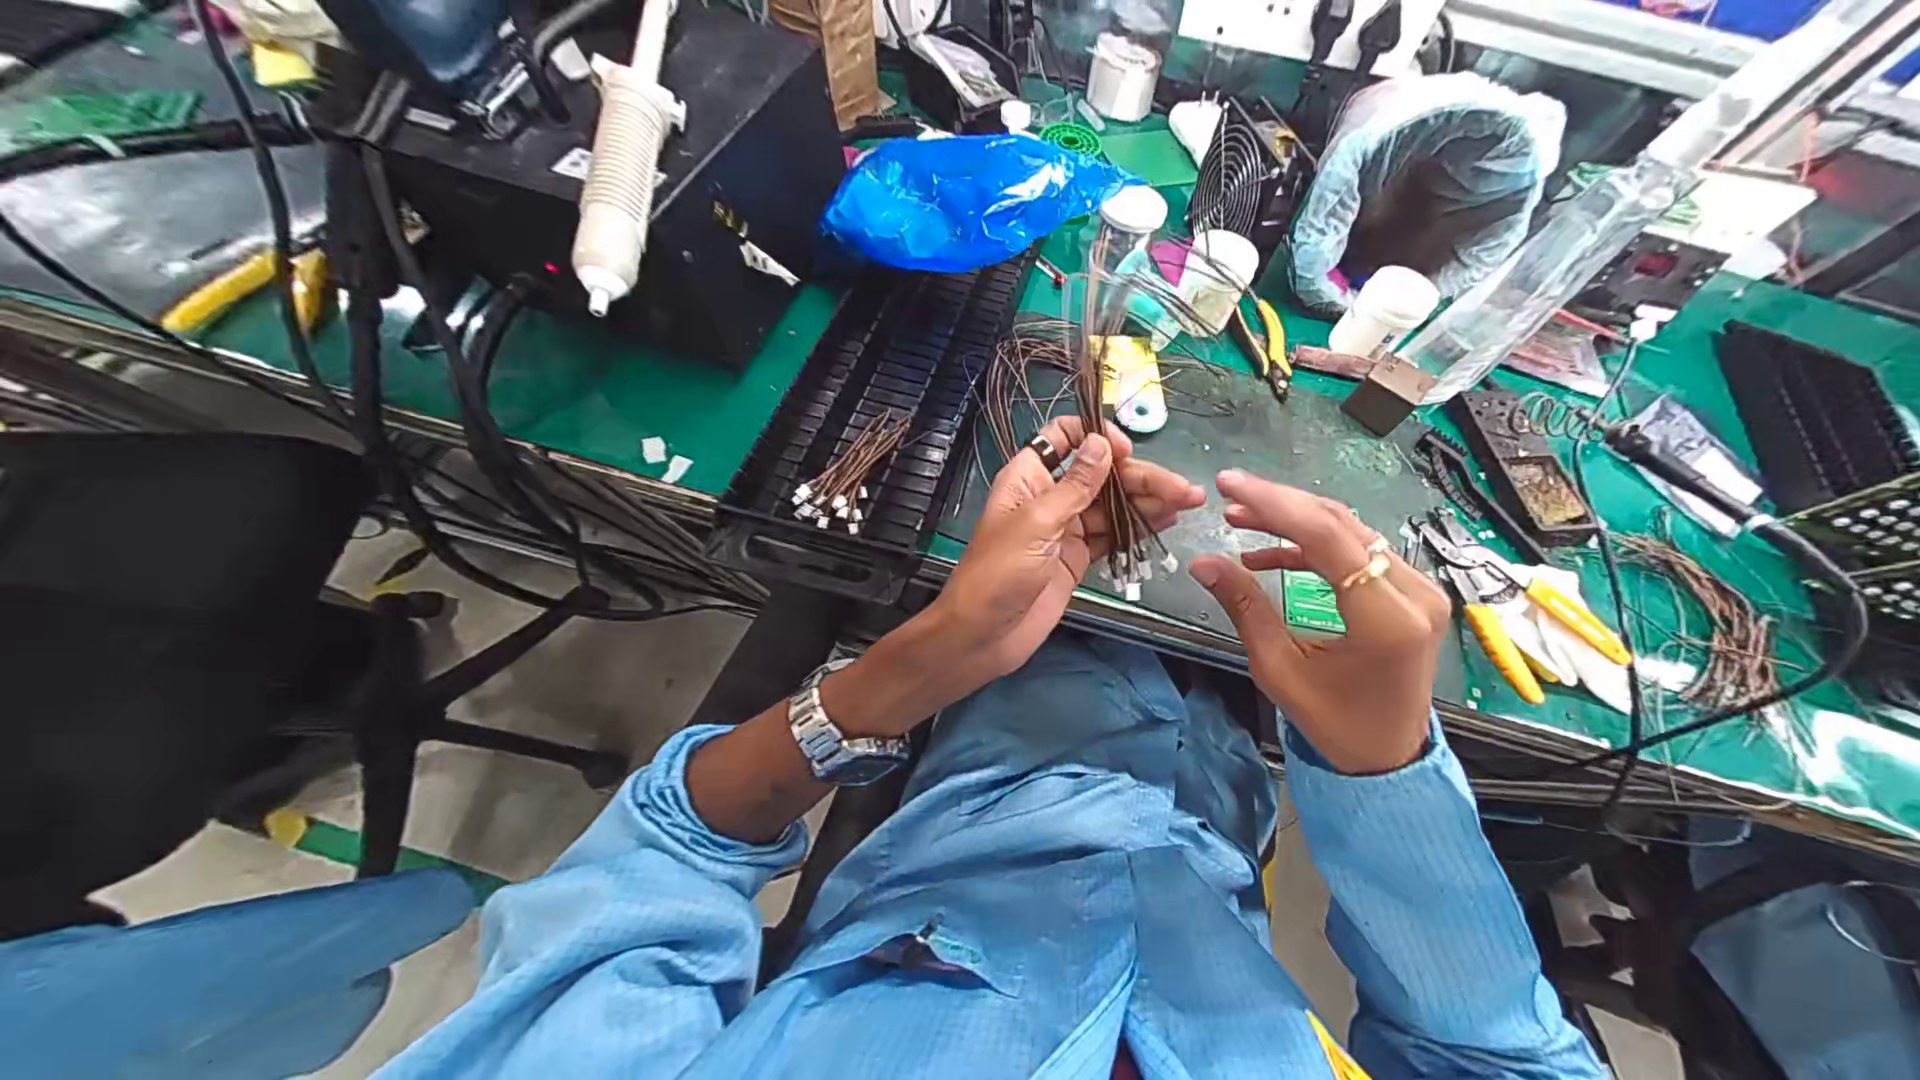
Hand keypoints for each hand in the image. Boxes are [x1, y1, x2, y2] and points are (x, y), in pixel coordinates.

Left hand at [935, 414, 1204, 678]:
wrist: (984, 634)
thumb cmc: (998, 574)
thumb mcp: (1035, 524)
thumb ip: (1074, 486)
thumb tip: (1102, 443)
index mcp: (1029, 478)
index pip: (1063, 437)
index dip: (1095, 437)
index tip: (1126, 451)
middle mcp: (1049, 496)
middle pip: (1100, 474)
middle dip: (1141, 477)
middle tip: (1184, 489)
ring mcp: (1066, 528)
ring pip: (1113, 504)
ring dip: (1149, 501)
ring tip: (1189, 501)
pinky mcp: (1078, 556)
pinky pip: (1113, 535)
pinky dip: (1139, 528)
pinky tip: (1167, 520)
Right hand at [1188, 470, 1450, 773]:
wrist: (1386, 754)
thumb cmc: (1333, 720)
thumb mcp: (1278, 667)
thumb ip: (1244, 606)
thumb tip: (1203, 561)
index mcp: (1386, 619)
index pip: (1327, 538)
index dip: (1274, 505)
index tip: (1228, 485)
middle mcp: (1413, 593)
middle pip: (1340, 525)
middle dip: (1278, 504)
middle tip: (1228, 493)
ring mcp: (1417, 590)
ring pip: (1348, 531)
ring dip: (1291, 519)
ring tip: (1239, 516)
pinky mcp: (1407, 592)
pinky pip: (1354, 552)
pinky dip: (1309, 545)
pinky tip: (1266, 552)